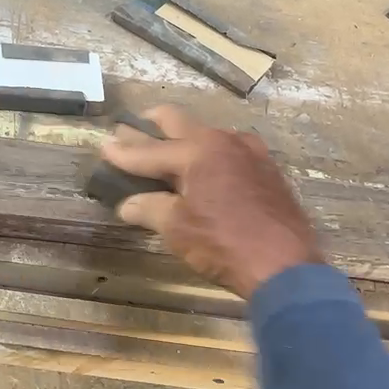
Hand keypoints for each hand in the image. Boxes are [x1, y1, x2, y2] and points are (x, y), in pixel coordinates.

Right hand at [98, 105, 321, 298]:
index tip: (104, 146)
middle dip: (152, 126)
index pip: (150, 150)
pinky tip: (203, 170)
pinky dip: (208, 156)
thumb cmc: (223, 244)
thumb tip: (128, 204)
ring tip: (165, 150)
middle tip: (131, 128)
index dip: (123, 152)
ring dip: (183, 140)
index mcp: (199, 150)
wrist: (284, 265)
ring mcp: (252, 154)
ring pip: (208, 136)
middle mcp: (226, 141)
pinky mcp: (268, 172)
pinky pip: (229, 153)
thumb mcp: (177, 228)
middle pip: (180, 124)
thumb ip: (150, 208)